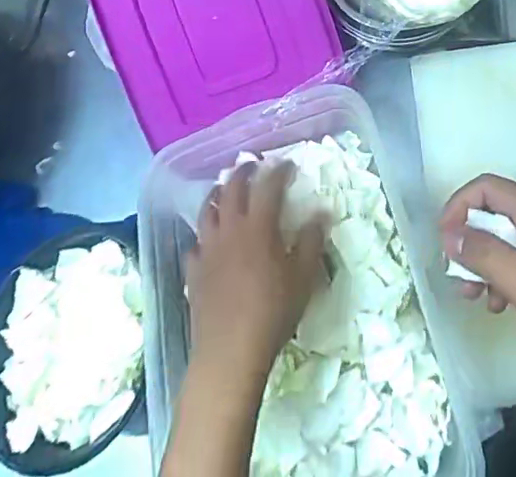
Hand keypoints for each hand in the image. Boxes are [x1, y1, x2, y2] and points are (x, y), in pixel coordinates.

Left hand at [185, 161, 327, 382]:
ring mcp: (207, 248)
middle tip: (254, 166)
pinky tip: (210, 240)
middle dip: (244, 171)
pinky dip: (205, 233)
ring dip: (218, 193)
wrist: (230, 350)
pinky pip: (196, 242)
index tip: (288, 165)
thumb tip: (322, 211)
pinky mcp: (193, 269)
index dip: (279, 171)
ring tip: (226, 190)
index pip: (268, 186)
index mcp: (258, 226)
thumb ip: (311, 241)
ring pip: (208, 209)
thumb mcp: (303, 278)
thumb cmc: (273, 312)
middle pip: (232, 188)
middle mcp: (229, 229)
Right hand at [441, 174, 515, 387]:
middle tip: (456, 272)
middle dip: (468, 239)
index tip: (445, 240)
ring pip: (503, 241)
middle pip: (492, 213)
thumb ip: (481, 252)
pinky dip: (502, 278)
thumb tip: (449, 232)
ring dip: (482, 262)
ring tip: (473, 295)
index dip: (459, 206)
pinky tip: (499, 305)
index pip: (485, 187)